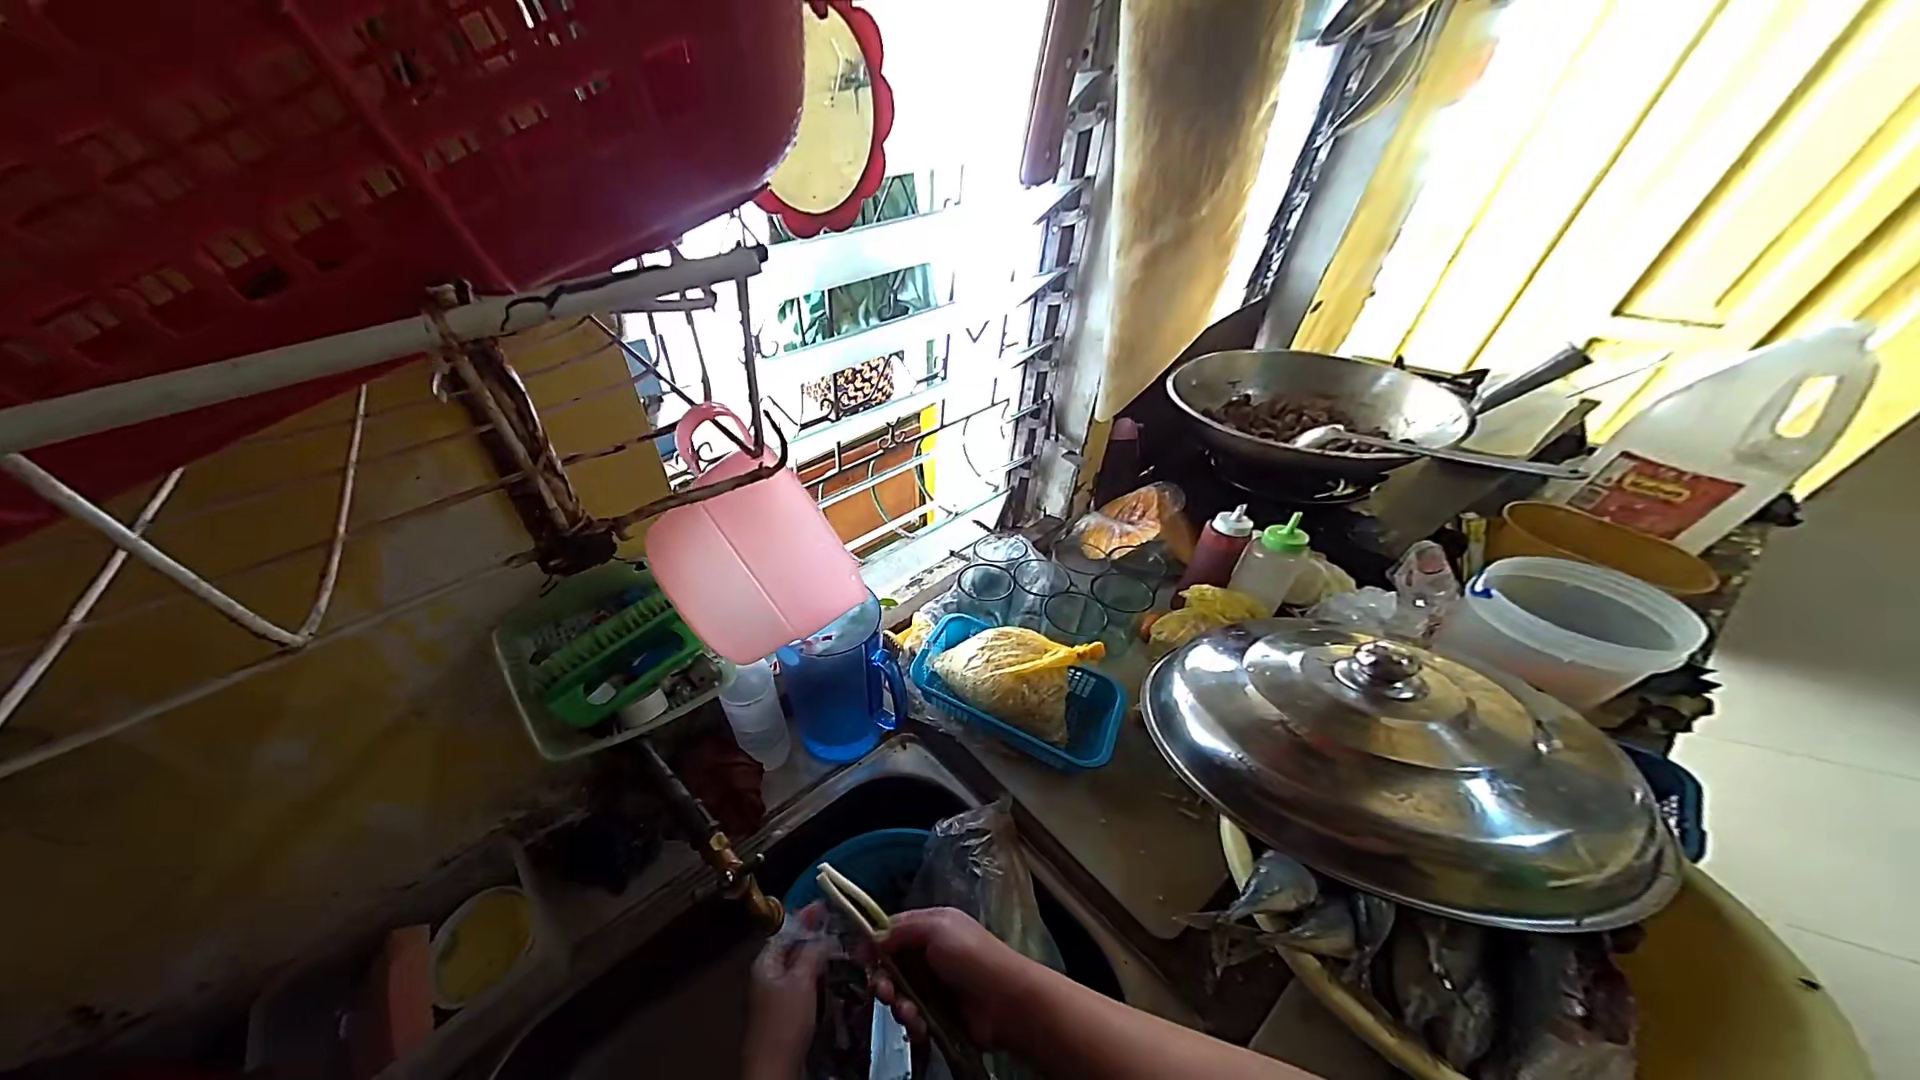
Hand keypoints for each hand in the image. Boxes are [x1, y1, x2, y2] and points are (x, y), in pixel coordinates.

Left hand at [743, 904, 828, 1079]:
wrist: (774, 1072)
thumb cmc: (785, 1023)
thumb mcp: (801, 981)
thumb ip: (812, 952)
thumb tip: (823, 933)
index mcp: (765, 962)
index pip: (787, 930)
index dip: (807, 916)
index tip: (826, 904)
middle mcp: (767, 975)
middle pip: (793, 947)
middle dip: (814, 935)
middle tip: (838, 924)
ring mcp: (774, 995)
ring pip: (799, 966)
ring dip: (817, 955)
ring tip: (839, 945)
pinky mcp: (785, 1012)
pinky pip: (802, 983)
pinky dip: (816, 975)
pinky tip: (831, 974)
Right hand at [870, 907, 1045, 1050]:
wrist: (1006, 1001)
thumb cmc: (971, 956)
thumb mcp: (937, 927)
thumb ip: (902, 929)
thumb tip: (873, 936)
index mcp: (932, 925)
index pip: (894, 930)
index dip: (875, 943)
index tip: (859, 958)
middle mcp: (931, 952)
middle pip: (893, 965)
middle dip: (884, 979)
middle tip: (884, 991)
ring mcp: (935, 985)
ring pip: (900, 993)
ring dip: (898, 1003)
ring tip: (907, 1011)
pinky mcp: (939, 1014)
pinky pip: (913, 1017)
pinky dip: (911, 1022)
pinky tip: (919, 1025)